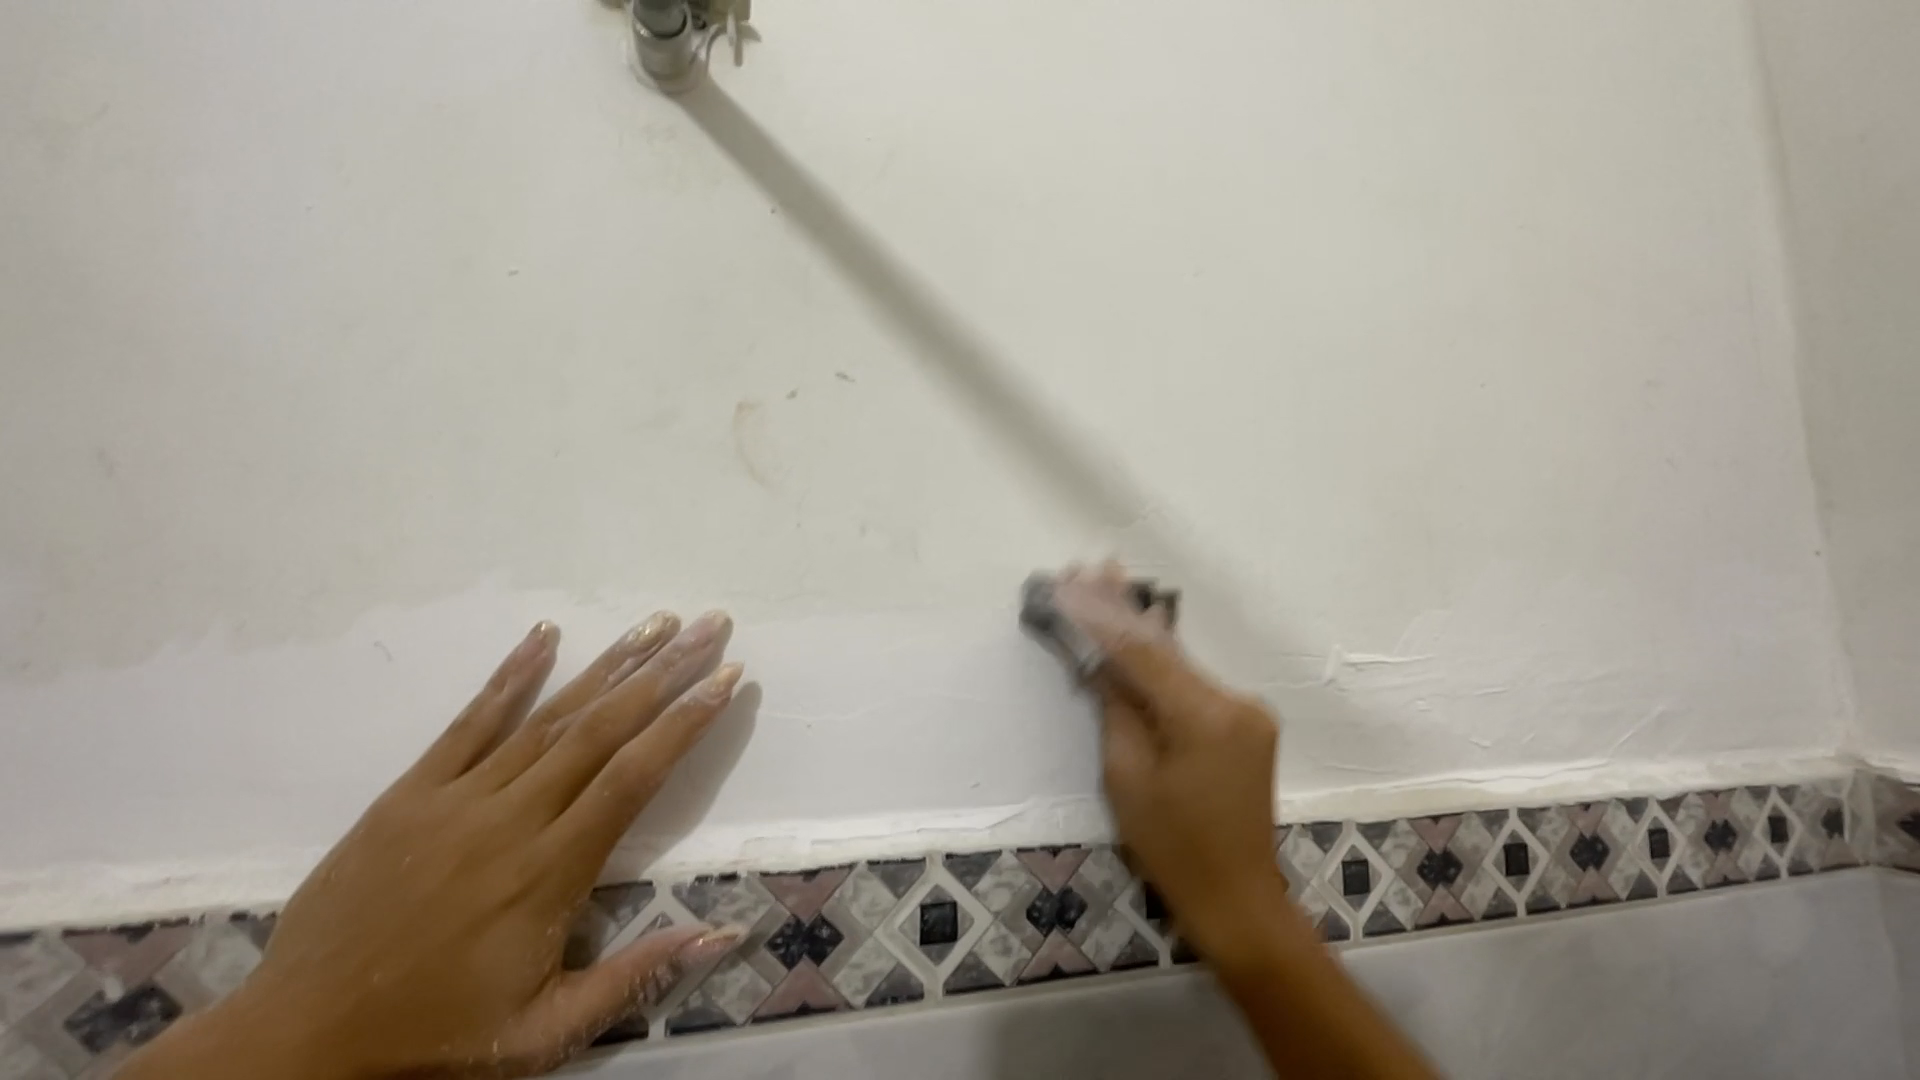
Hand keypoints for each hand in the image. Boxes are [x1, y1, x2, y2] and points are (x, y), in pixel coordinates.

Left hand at [124, 612, 746, 1079]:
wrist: (296, 1047)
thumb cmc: (436, 1038)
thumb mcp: (546, 1034)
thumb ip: (636, 977)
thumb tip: (726, 932)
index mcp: (552, 871)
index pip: (636, 776)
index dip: (686, 722)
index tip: (728, 678)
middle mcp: (513, 818)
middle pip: (604, 729)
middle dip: (666, 672)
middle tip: (710, 626)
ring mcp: (458, 798)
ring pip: (549, 716)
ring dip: (610, 663)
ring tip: (656, 623)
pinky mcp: (411, 793)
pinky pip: (469, 721)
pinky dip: (512, 673)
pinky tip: (545, 632)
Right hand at [1052, 565, 1286, 964]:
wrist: (1237, 897)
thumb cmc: (1171, 847)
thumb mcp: (1126, 775)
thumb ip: (1116, 706)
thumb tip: (1098, 658)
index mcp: (1205, 717)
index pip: (1142, 652)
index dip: (1102, 617)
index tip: (1070, 584)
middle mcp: (1236, 701)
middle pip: (1165, 648)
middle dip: (1122, 610)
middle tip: (1087, 567)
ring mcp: (1248, 710)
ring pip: (1180, 662)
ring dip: (1140, 631)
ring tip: (1106, 583)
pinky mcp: (1246, 722)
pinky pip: (1193, 683)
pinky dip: (1161, 662)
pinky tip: (1139, 626)